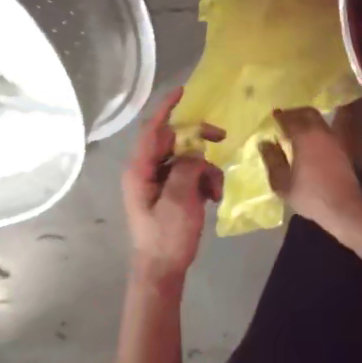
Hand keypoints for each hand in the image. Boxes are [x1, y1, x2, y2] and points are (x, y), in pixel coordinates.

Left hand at [123, 89, 223, 284]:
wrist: (162, 270)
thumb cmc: (165, 237)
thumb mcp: (178, 202)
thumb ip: (186, 169)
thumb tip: (195, 153)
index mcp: (140, 170)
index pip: (152, 130)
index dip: (166, 108)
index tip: (183, 91)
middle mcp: (147, 171)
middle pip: (174, 141)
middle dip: (198, 142)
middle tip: (221, 139)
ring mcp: (160, 183)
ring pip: (187, 159)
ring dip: (206, 170)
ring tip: (216, 192)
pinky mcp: (172, 193)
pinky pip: (191, 175)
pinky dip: (205, 182)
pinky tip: (213, 198)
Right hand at [259, 107, 361, 232]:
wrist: (345, 208)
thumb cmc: (311, 196)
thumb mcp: (283, 183)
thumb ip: (273, 160)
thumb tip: (265, 143)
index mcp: (305, 137)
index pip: (290, 119)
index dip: (280, 116)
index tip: (273, 115)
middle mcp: (322, 132)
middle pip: (308, 113)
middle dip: (296, 113)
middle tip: (286, 118)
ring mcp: (336, 140)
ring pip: (321, 121)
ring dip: (308, 120)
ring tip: (299, 129)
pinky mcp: (345, 149)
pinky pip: (329, 131)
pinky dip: (318, 130)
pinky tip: (313, 142)